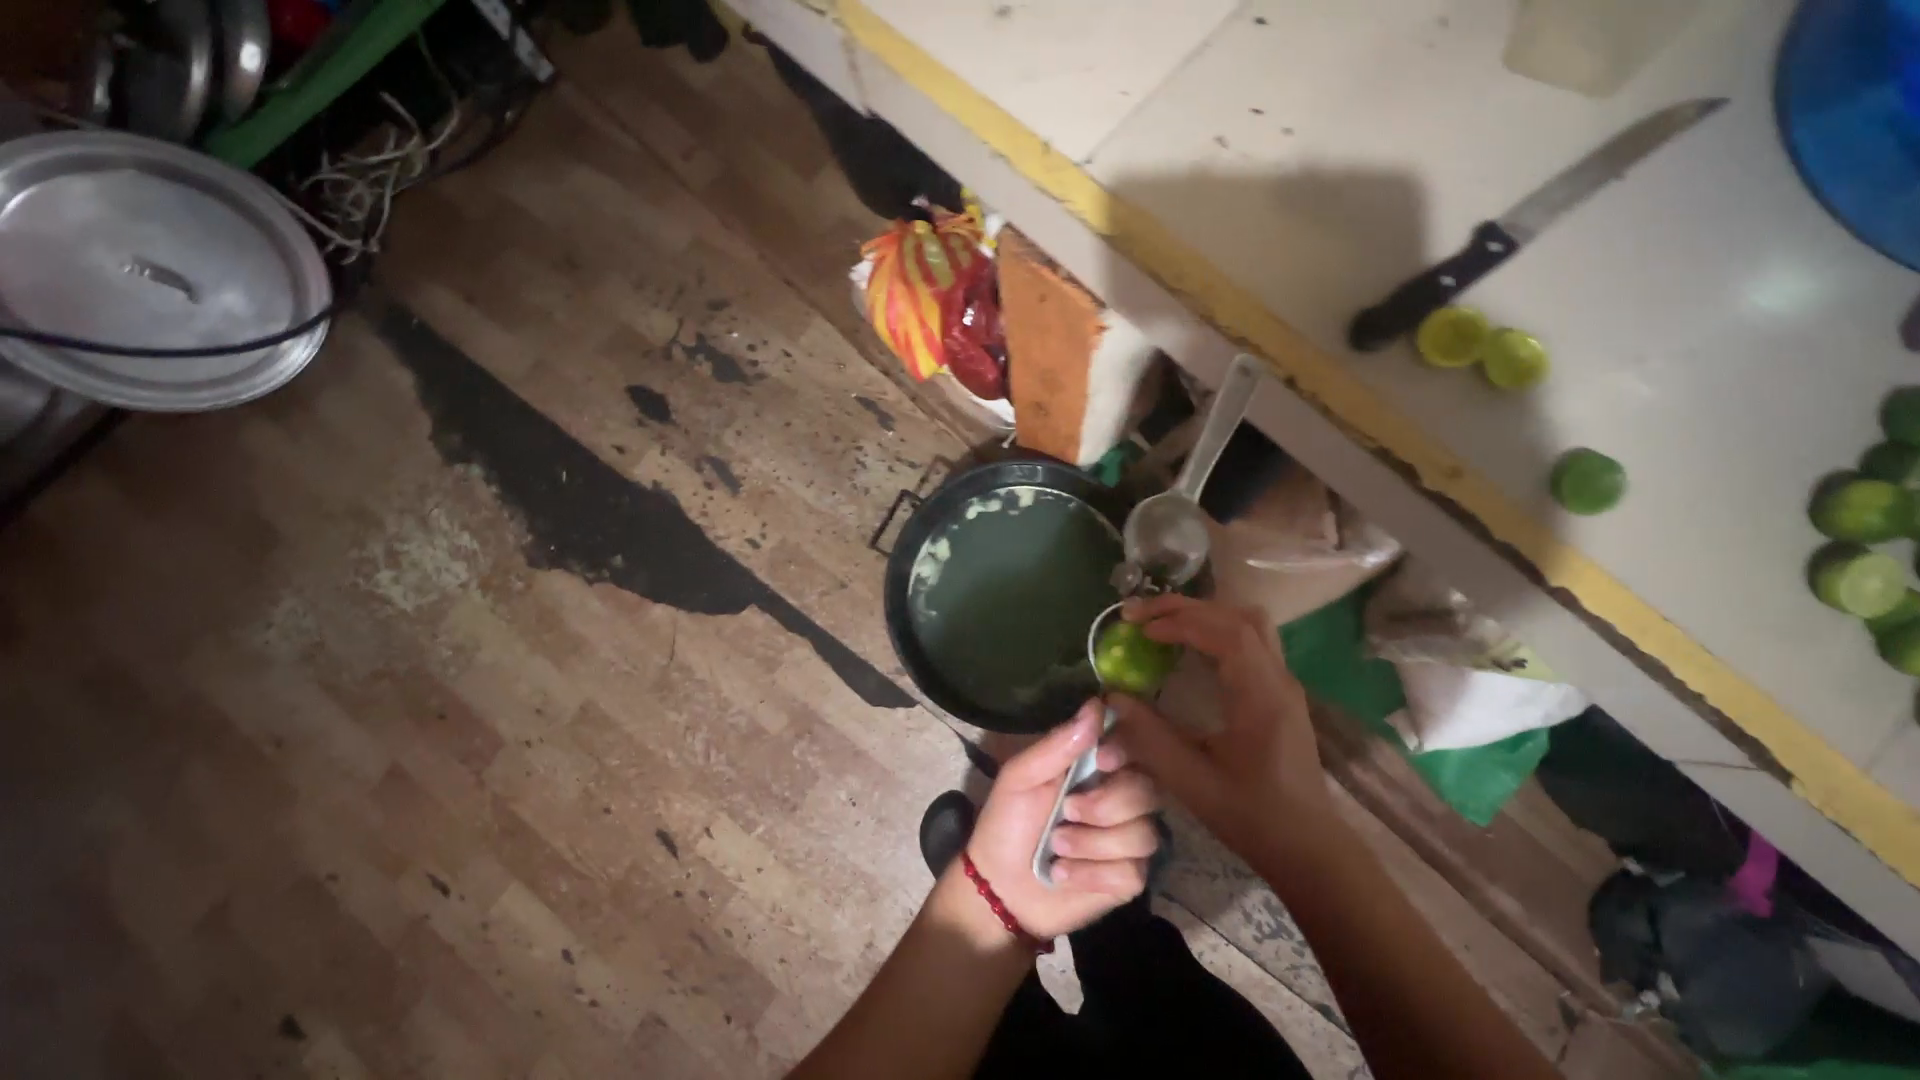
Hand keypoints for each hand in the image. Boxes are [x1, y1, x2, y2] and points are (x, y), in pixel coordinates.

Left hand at [962, 700, 1160, 940]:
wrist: (998, 886)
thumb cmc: (1007, 824)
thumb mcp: (1020, 778)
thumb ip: (1057, 745)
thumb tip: (1096, 705)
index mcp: (1094, 770)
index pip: (1132, 748)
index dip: (1125, 750)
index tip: (1102, 760)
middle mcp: (1120, 800)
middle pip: (1147, 790)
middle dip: (1104, 805)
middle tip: (1066, 812)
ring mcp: (1128, 840)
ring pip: (1142, 833)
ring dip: (1090, 844)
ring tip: (1056, 849)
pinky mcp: (1128, 879)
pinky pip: (1132, 871)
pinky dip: (1091, 874)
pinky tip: (1064, 874)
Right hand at [1110, 594, 1331, 859]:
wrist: (1307, 846)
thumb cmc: (1251, 816)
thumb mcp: (1192, 782)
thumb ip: (1149, 738)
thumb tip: (1113, 698)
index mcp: (1262, 697)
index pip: (1227, 633)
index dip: (1181, 621)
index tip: (1139, 629)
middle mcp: (1279, 680)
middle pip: (1239, 617)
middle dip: (1187, 608)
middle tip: (1140, 616)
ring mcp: (1284, 685)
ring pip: (1250, 624)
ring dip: (1204, 615)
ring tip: (1161, 623)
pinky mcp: (1280, 694)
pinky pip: (1251, 641)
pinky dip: (1216, 631)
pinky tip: (1187, 648)